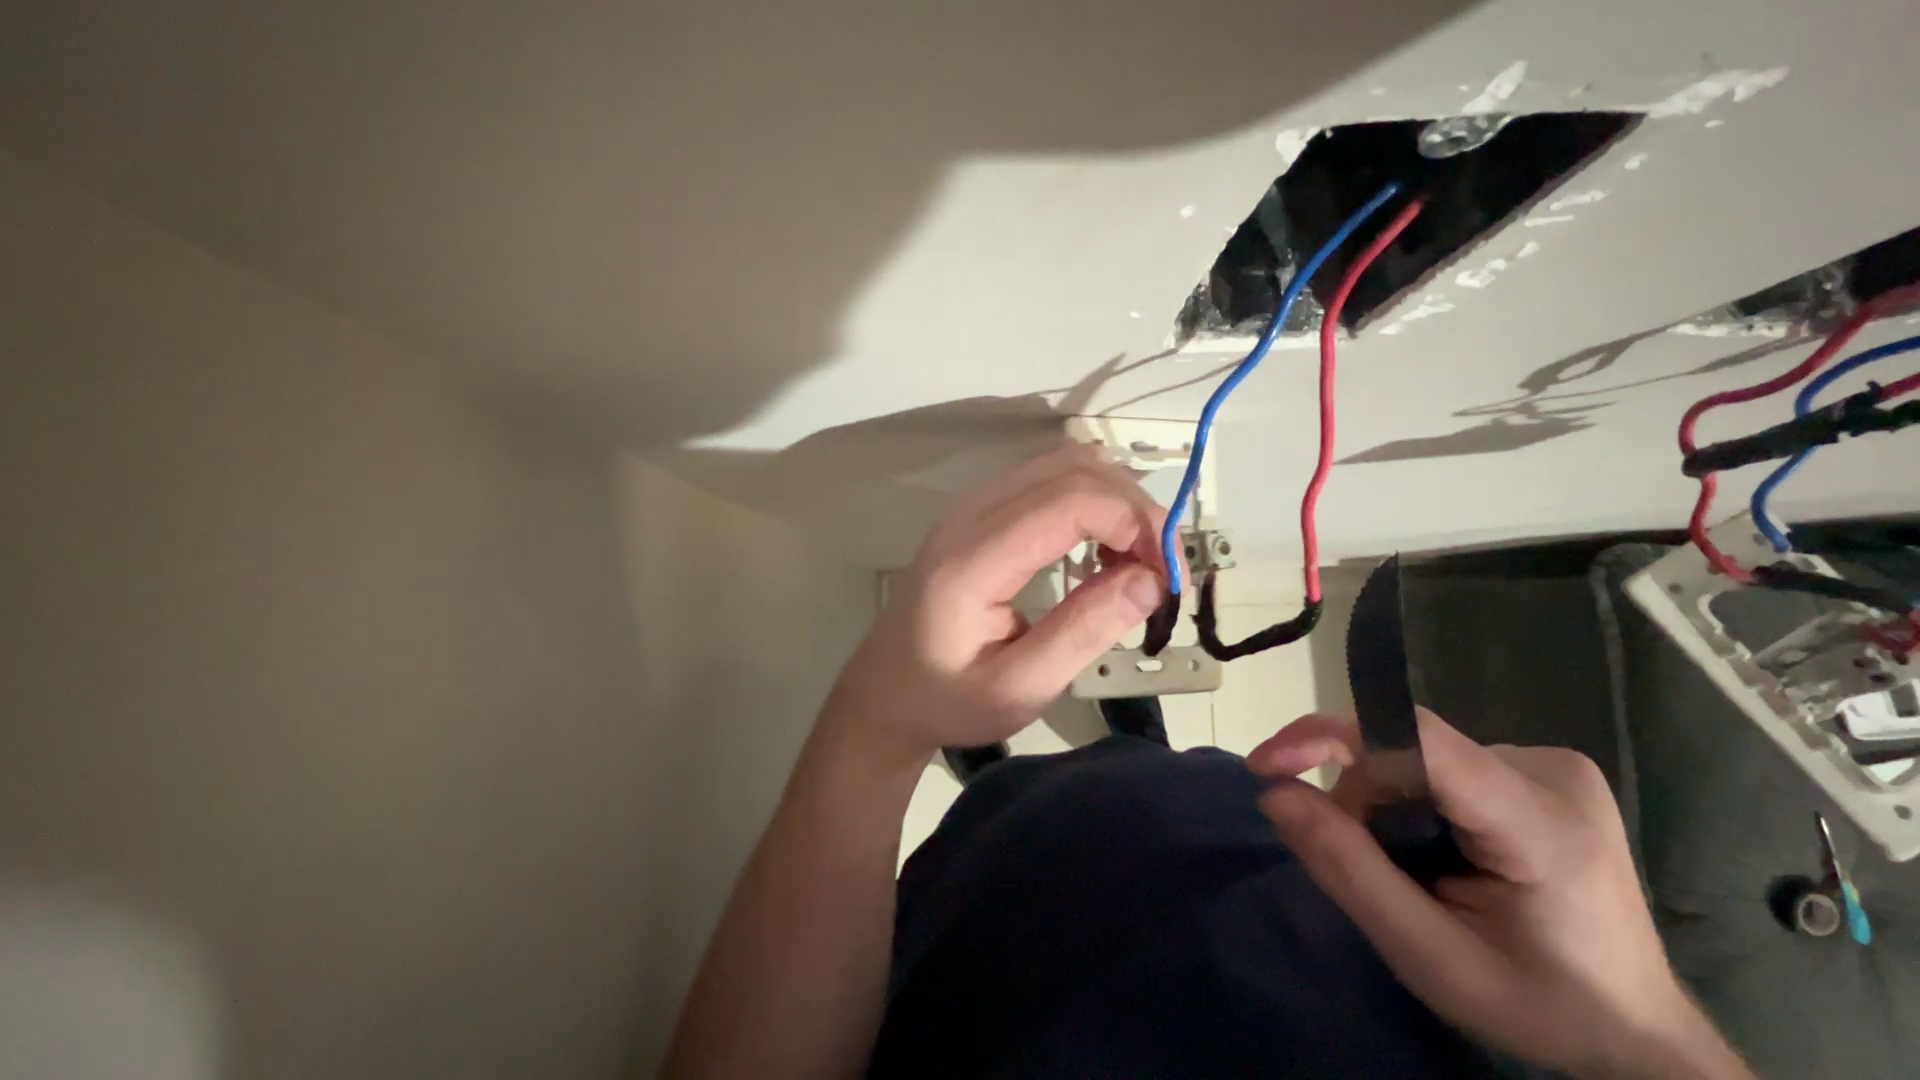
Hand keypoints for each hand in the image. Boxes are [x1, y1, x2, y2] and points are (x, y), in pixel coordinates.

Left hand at [826, 442, 1167, 767]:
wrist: (886, 692)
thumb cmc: (949, 699)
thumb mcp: (1020, 687)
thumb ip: (1084, 632)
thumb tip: (1153, 581)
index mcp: (973, 560)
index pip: (1070, 501)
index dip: (1134, 523)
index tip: (1169, 577)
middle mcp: (969, 515)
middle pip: (1073, 470)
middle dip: (1135, 509)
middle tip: (1163, 571)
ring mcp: (971, 506)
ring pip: (1064, 465)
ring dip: (1116, 500)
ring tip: (1140, 559)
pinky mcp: (979, 511)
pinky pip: (1048, 479)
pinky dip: (1092, 500)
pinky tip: (1104, 544)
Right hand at [1248, 710, 1751, 1079]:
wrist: (1638, 1033)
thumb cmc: (1537, 1005)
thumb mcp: (1430, 958)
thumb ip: (1350, 872)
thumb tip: (1275, 794)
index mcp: (1542, 824)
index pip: (1417, 741)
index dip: (1331, 737)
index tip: (1266, 767)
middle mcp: (1552, 770)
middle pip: (1409, 751)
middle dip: (1360, 799)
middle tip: (1359, 865)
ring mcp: (1555, 765)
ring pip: (1421, 756)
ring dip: (1386, 804)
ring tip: (1408, 872)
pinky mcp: (1547, 771)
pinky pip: (1445, 764)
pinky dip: (1415, 803)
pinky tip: (1437, 855)